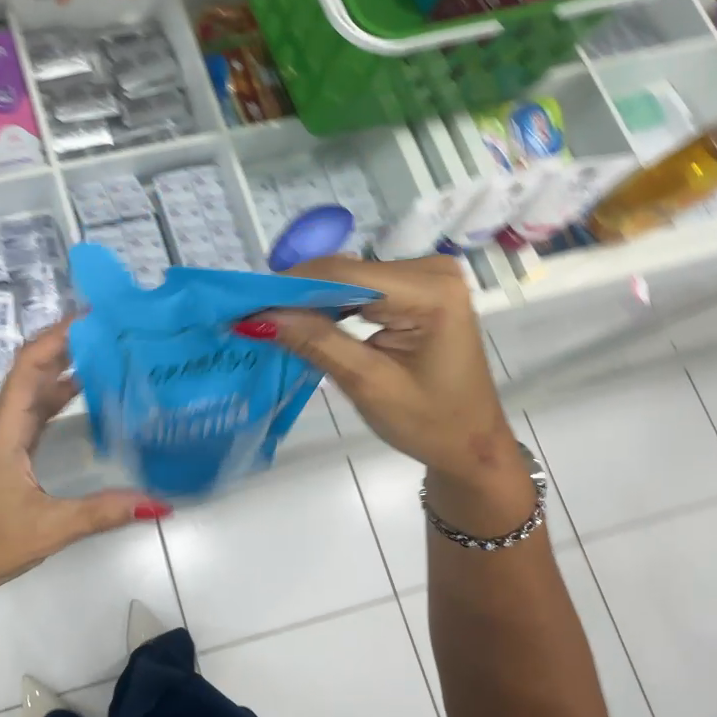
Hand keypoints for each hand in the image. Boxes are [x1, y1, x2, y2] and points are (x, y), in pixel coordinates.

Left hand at [0, 323, 169, 600]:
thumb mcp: (51, 527)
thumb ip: (104, 513)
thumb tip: (159, 504)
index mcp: (5, 431)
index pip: (28, 367)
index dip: (57, 336)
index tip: (92, 317)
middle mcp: (3, 426)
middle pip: (32, 371)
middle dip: (67, 344)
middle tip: (111, 327)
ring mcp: (5, 440)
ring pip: (34, 390)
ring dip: (63, 367)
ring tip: (105, 349)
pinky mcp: (10, 454)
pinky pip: (37, 412)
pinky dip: (59, 396)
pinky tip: (85, 393)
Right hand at [238, 257, 524, 491]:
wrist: (472, 445)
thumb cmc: (429, 423)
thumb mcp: (368, 384)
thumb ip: (316, 342)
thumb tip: (258, 315)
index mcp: (432, 291)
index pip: (344, 274)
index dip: (290, 288)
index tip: (244, 306)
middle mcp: (432, 270)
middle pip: (345, 272)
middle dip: (297, 294)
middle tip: (251, 318)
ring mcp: (426, 277)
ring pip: (348, 278)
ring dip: (309, 300)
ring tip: (269, 322)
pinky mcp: (417, 289)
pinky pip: (361, 289)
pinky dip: (331, 305)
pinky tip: (303, 323)